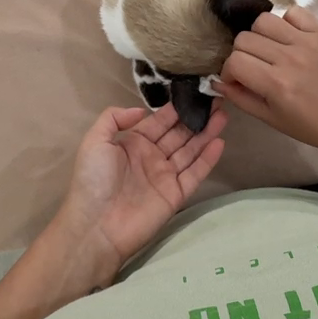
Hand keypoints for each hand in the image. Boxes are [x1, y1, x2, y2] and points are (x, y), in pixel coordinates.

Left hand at [47, 106, 227, 288]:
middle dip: (197, 117)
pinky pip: (195, 174)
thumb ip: (114, 118)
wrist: (96, 226)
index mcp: (134, 143)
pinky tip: (220, 142)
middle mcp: (152, 157)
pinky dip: (208, 159)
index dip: (177, 108)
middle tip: (217, 100)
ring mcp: (166, 176)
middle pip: (180, 133)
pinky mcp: (176, 195)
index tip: (194, 92)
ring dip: (207, 133)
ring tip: (224, 115)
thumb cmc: (93, 180)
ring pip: (191, 150)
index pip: (160, 121)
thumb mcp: (95, 141)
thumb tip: (141, 110)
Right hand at [217, 6, 317, 153]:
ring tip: (268, 48)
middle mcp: (288, 58)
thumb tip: (218, 81)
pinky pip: (294, 12)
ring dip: (259, 34)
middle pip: (245, 38)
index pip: (235, 61)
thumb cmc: (311, 125)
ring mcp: (306, 42)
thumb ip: (241, 98)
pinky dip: (285, 21)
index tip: (237, 78)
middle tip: (253, 66)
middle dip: (241, 54)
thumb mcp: (272, 119)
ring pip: (264, 20)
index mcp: (276, 84)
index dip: (229, 70)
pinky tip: (288, 37)